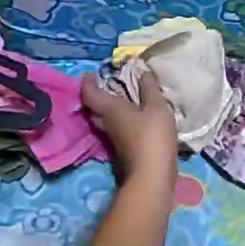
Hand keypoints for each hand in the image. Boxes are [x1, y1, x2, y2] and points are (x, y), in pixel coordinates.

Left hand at [82, 69, 177, 188]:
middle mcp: (107, 123)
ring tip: (121, 98)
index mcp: (110, 109)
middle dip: (96, 96)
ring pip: (104, 120)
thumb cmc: (152, 136)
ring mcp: (113, 139)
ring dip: (108, 109)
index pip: (90, 93)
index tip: (90, 73)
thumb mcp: (156, 107)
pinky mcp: (123, 149)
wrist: (152, 175)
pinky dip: (120, 119)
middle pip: (94, 108)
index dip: (88, 82)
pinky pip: (116, 129)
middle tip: (105, 85)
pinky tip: (133, 117)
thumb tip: (141, 70)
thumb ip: (149, 88)